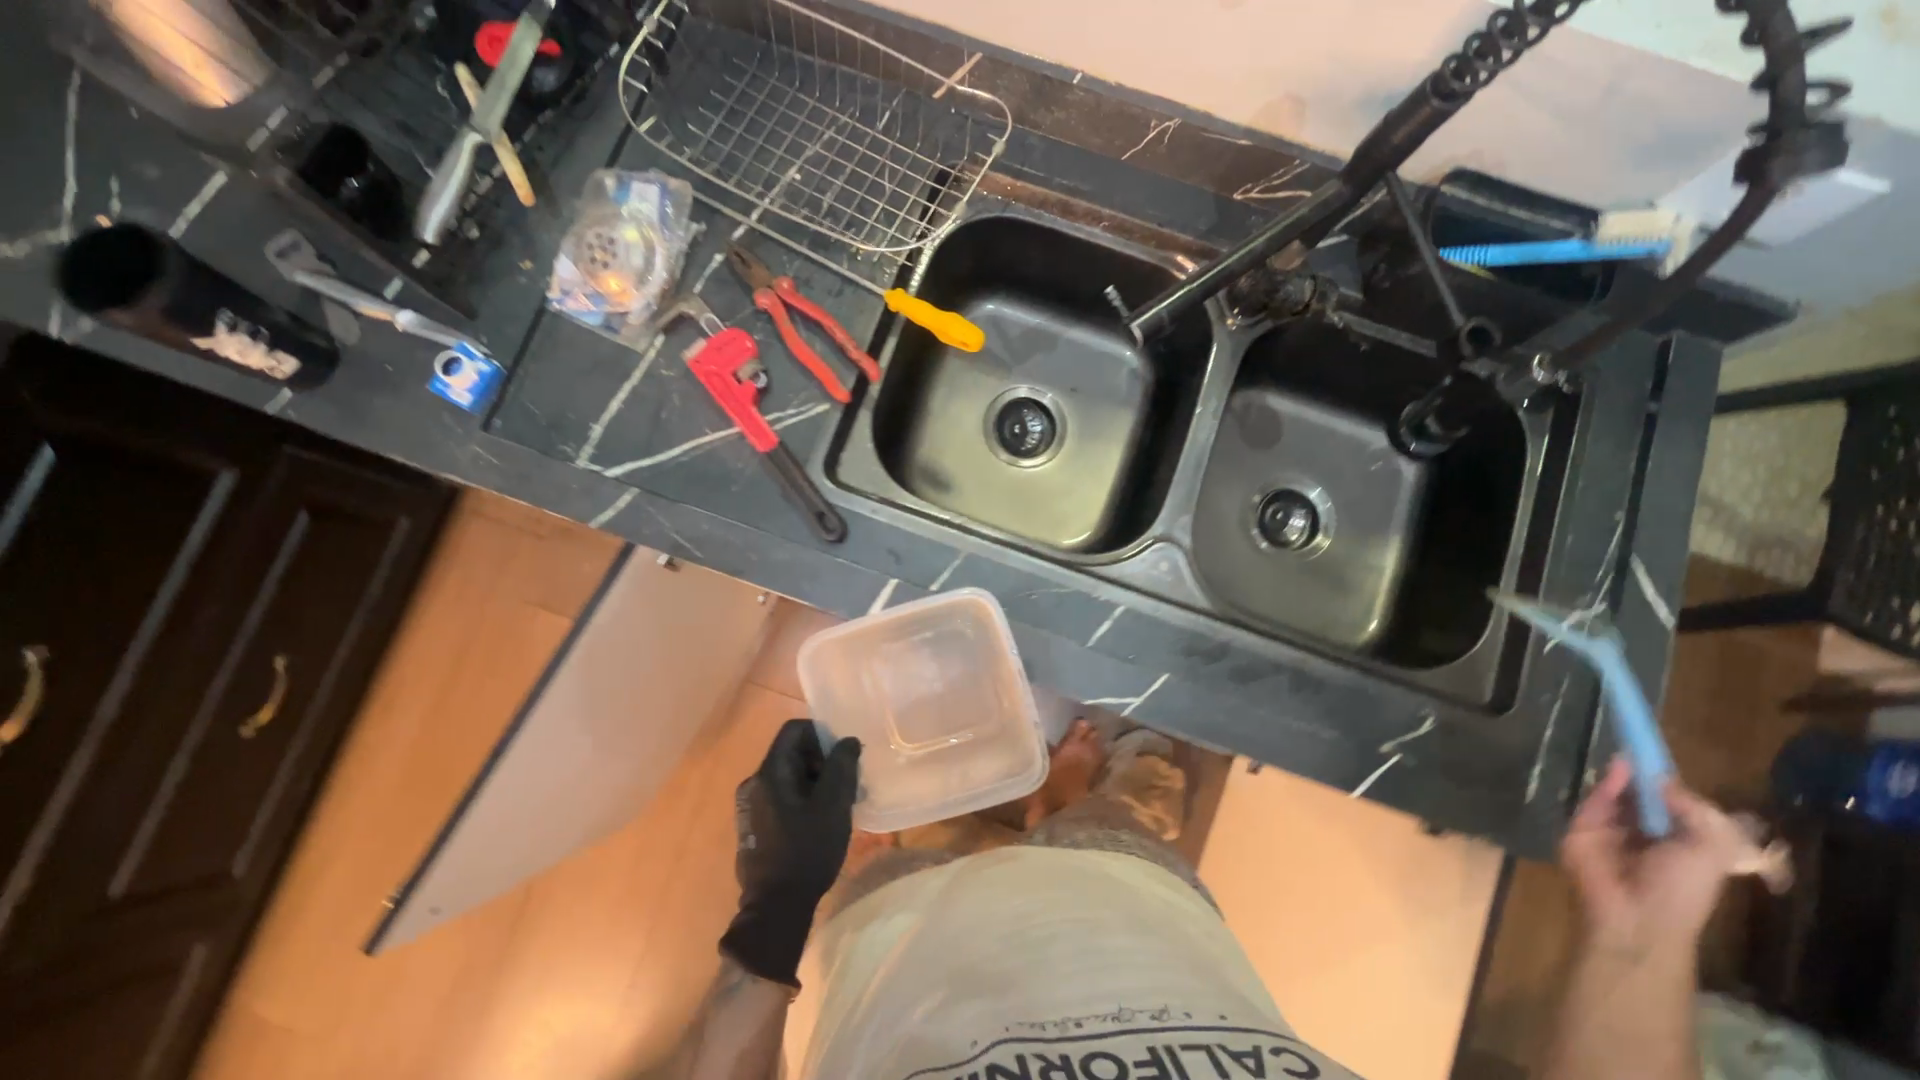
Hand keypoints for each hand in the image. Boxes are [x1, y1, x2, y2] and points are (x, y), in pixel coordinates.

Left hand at [718, 719, 859, 987]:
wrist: (775, 907)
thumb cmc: (806, 852)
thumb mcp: (833, 807)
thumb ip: (841, 768)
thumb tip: (848, 741)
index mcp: (768, 773)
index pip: (793, 730)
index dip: (821, 734)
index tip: (844, 754)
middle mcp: (754, 783)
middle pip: (791, 752)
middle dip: (822, 761)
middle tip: (848, 782)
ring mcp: (751, 805)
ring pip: (788, 776)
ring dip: (816, 781)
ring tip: (839, 804)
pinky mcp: (754, 823)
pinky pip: (782, 796)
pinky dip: (804, 798)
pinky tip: (821, 821)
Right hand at [1561, 758, 1746, 954]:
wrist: (1637, 918)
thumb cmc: (1683, 889)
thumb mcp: (1711, 848)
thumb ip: (1695, 809)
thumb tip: (1662, 778)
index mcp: (1676, 839)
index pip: (1670, 803)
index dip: (1668, 782)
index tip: (1665, 759)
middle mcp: (1642, 832)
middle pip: (1640, 793)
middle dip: (1644, 774)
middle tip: (1645, 749)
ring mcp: (1609, 830)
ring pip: (1616, 793)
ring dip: (1626, 773)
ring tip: (1633, 752)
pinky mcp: (1581, 828)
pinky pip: (1596, 801)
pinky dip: (1608, 783)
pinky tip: (1621, 768)